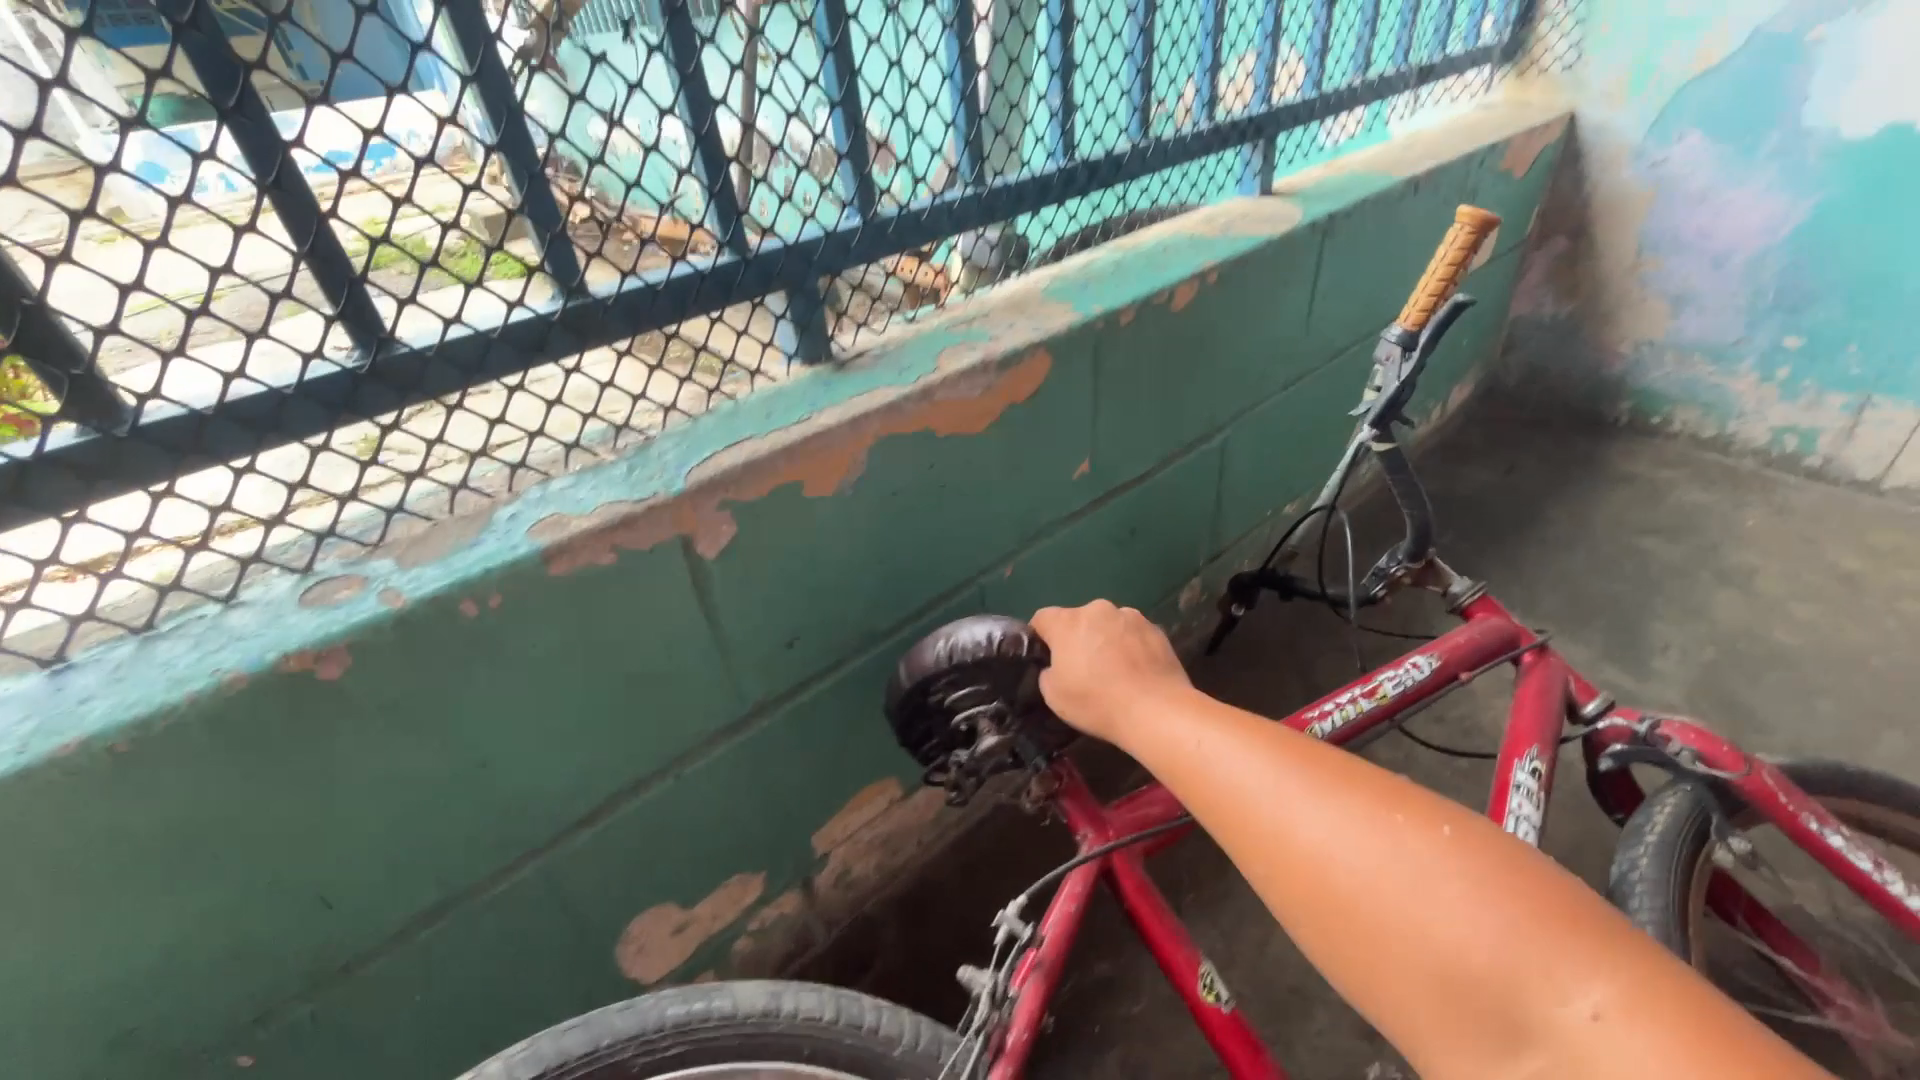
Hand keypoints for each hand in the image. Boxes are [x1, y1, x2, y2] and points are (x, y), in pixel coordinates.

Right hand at [1029, 600, 1194, 744]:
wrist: (1156, 711)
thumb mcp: (1053, 695)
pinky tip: (1136, 673)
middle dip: (1077, 638)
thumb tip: (1058, 665)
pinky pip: (1133, 635)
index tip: (1047, 659)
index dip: (1041, 638)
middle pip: (1078, 620)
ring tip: (1115, 672)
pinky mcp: (1156, 629)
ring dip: (1105, 640)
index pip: (1042, 618)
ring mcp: (1131, 616)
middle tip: (1083, 669)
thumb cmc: (1096, 702)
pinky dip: (1130, 647)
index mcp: (1068, 622)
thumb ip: (1048, 671)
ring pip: (1108, 625)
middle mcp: (1098, 610)